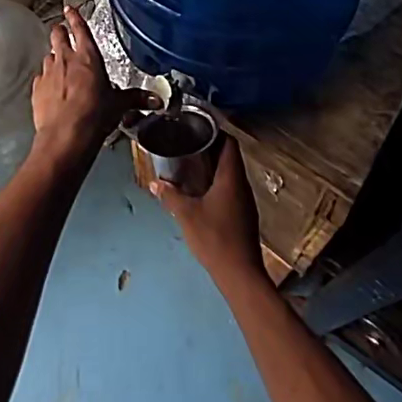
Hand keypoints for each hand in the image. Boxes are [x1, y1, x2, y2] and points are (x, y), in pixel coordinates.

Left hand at [30, 7, 134, 168]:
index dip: (75, 16)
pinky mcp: (36, 89)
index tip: (70, 9)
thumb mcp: (119, 105)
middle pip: (58, 34)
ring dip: (54, 57)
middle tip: (63, 33)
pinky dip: (46, 80)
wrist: (66, 136)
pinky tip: (52, 89)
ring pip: (48, 55)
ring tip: (61, 66)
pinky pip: (40, 78)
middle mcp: (66, 59)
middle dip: (60, 31)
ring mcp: (48, 72)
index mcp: (88, 56)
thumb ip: (135, 98)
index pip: (80, 28)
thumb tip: (154, 100)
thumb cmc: (94, 115)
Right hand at [151, 138, 262, 288]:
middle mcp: (242, 185)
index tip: (198, 128)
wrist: (240, 273)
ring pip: (232, 174)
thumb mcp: (187, 215)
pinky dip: (219, 184)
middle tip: (189, 146)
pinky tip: (203, 192)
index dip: (216, 132)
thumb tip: (155, 183)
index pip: (229, 143)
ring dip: (215, 167)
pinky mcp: (245, 215)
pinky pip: (232, 190)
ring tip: (192, 166)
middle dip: (212, 149)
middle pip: (230, 157)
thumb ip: (171, 196)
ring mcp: (246, 201)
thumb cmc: (215, 238)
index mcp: (231, 177)